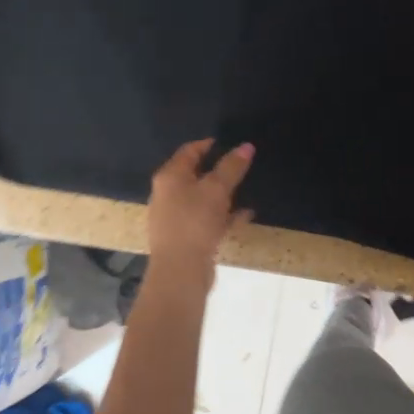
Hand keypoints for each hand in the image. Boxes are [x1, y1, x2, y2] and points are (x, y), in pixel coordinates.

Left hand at [146, 139, 255, 269]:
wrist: (180, 271)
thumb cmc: (194, 222)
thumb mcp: (216, 189)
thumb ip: (231, 167)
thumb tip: (246, 146)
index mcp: (169, 177)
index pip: (188, 151)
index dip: (208, 144)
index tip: (229, 142)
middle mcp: (167, 194)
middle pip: (194, 175)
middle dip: (218, 170)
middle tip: (241, 164)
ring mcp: (175, 218)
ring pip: (202, 198)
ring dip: (223, 194)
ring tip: (246, 188)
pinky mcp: (186, 238)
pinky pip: (207, 219)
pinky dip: (224, 215)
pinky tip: (245, 215)